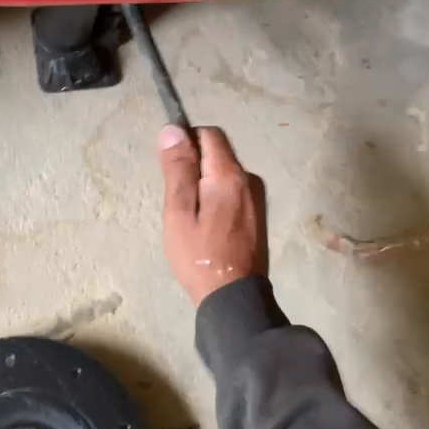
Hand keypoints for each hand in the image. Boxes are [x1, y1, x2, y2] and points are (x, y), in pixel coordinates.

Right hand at [157, 125, 264, 305]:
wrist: (234, 299)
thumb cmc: (199, 255)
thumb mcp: (179, 210)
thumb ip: (178, 168)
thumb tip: (172, 129)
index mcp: (229, 175)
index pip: (208, 134)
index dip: (186, 141)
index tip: (172, 167)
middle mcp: (249, 180)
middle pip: (217, 152)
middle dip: (194, 164)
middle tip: (178, 197)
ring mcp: (256, 198)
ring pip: (223, 172)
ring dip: (204, 181)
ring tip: (190, 213)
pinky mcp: (256, 214)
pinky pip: (232, 190)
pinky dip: (216, 195)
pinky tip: (206, 223)